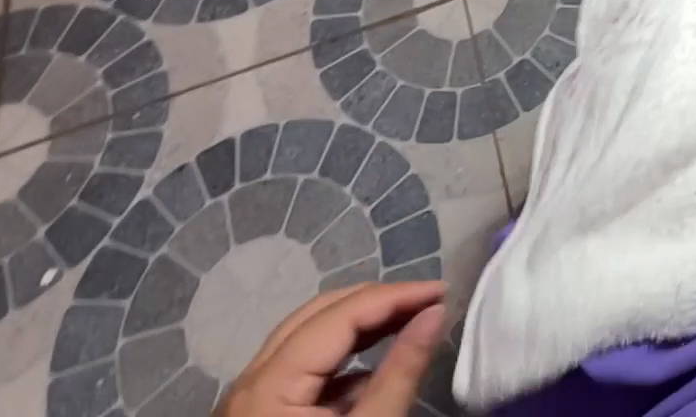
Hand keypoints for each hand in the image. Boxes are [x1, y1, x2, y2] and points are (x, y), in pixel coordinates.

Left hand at [217, 282, 448, 416]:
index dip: (397, 295)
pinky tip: (376, 372)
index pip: (342, 314)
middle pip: (321, 315)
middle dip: (378, 302)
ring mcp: (250, 403)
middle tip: (428, 302)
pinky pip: (304, 371)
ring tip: (409, 323)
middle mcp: (251, 383)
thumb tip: (437, 312)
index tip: (444, 292)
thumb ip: (401, 372)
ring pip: (310, 339)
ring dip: (362, 326)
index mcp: (269, 385)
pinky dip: (345, 360)